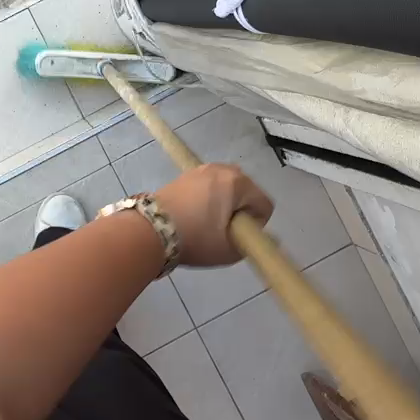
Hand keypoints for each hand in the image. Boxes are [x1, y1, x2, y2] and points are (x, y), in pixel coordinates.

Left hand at [151, 163, 274, 269]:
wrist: (150, 228)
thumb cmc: (196, 237)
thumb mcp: (230, 250)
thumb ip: (254, 245)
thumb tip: (268, 239)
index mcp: (239, 183)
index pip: (264, 204)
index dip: (257, 224)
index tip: (238, 236)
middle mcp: (223, 169)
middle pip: (246, 192)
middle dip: (240, 210)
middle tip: (223, 230)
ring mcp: (202, 169)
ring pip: (225, 188)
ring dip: (223, 203)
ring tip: (207, 223)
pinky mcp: (185, 174)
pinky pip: (207, 186)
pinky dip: (207, 198)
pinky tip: (194, 215)